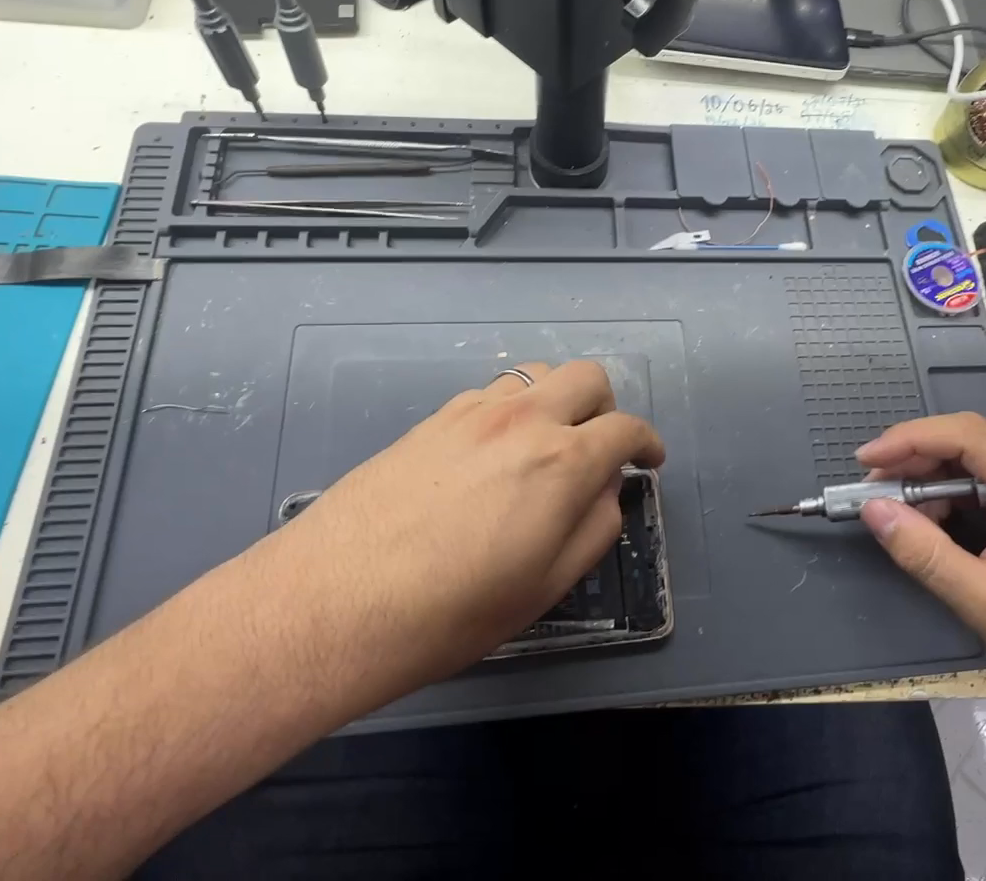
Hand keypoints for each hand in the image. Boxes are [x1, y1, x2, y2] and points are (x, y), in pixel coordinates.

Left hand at [255, 361, 664, 705]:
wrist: (336, 601)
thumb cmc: (454, 610)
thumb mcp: (547, 586)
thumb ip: (594, 528)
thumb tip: (604, 491)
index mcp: (562, 460)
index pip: (625, 428)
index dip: (646, 443)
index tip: (649, 461)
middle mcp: (523, 419)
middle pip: (585, 377)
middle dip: (606, 407)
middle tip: (599, 448)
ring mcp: (472, 413)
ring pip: (535, 376)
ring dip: (556, 401)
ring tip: (545, 446)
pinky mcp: (431, 420)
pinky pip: (490, 394)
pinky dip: (511, 411)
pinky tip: (491, 454)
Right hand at [855, 414, 985, 731]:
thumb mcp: (984, 602)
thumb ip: (924, 552)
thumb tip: (873, 509)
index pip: (971, 436)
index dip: (911, 439)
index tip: (866, 461)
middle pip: (974, 438)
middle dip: (916, 457)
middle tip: (873, 489)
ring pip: (980, 454)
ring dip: (933, 474)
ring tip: (899, 509)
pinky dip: (955, 488)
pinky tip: (933, 515)